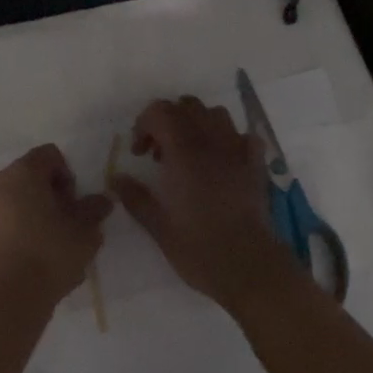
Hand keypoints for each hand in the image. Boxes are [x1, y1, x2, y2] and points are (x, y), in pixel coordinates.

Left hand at [0, 144, 114, 311]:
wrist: (4, 300)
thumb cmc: (48, 256)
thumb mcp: (84, 234)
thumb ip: (94, 211)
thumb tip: (101, 200)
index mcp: (22, 173)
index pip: (49, 155)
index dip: (68, 175)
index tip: (75, 204)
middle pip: (28, 176)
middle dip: (48, 194)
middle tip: (64, 223)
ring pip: (11, 199)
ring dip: (30, 212)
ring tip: (46, 243)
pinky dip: (13, 229)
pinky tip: (27, 257)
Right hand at [110, 97, 297, 306]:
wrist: (248, 266)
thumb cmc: (198, 248)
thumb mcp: (157, 226)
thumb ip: (135, 197)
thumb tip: (116, 178)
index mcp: (184, 153)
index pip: (160, 112)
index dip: (144, 125)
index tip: (139, 153)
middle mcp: (212, 143)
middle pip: (187, 106)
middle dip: (167, 121)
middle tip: (158, 153)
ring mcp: (238, 152)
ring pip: (216, 114)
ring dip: (196, 124)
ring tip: (188, 153)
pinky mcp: (256, 166)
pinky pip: (242, 136)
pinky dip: (227, 139)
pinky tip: (220, 161)